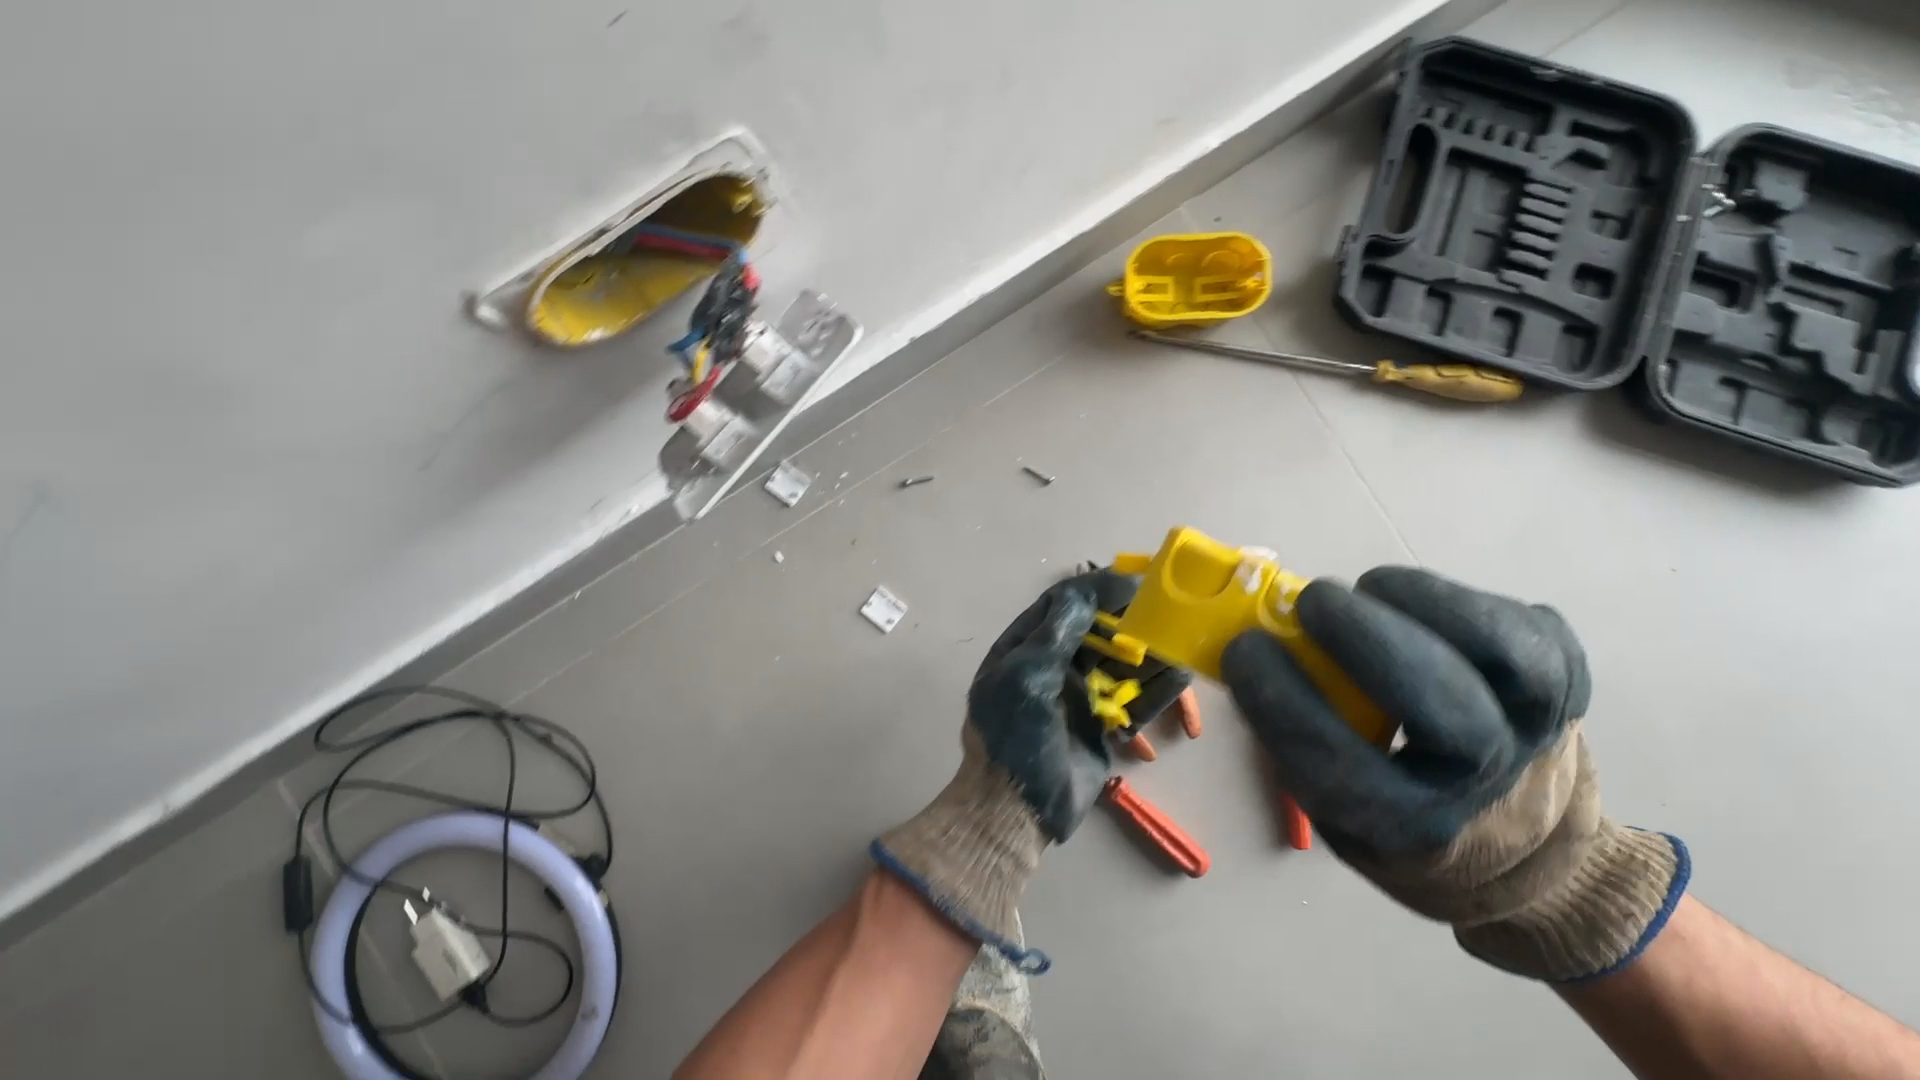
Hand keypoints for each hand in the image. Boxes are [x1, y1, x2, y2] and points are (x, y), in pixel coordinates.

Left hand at [873, 570, 1188, 972]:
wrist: (1014, 810)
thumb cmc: (1014, 737)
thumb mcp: (1026, 677)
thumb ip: (1056, 633)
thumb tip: (1083, 590)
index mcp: (1025, 647)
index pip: (1063, 603)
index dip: (1098, 588)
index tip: (1136, 582)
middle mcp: (1052, 664)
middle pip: (1098, 630)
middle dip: (1132, 621)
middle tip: (1169, 613)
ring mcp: (1077, 694)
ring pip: (1120, 664)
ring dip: (1150, 654)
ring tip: (1181, 645)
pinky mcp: (1100, 724)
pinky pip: (1132, 699)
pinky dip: (1155, 690)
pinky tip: (1180, 679)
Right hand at [1221, 567, 1687, 981]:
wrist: (1513, 838)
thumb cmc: (1394, 816)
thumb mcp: (1333, 810)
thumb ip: (1293, 739)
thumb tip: (1251, 650)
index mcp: (1405, 827)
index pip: (1336, 764)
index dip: (1282, 699)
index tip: (1244, 648)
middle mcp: (1480, 784)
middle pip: (1441, 706)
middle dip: (1366, 638)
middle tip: (1311, 601)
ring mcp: (1538, 729)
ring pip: (1507, 654)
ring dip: (1425, 603)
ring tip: (1368, 587)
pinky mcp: (1568, 683)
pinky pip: (1524, 626)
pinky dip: (1460, 600)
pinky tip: (1408, 600)